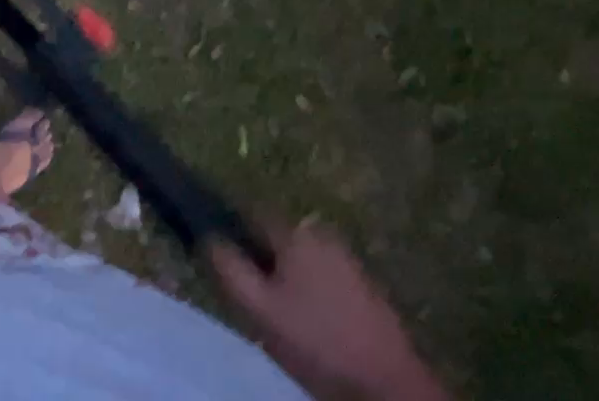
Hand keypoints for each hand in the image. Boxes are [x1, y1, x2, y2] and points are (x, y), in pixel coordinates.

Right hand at [209, 224, 449, 400]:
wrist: (389, 386)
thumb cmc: (314, 340)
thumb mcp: (256, 306)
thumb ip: (228, 266)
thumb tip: (209, 238)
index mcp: (297, 233)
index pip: (251, 213)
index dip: (232, 231)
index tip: (222, 255)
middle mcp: (325, 237)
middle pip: (277, 237)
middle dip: (260, 257)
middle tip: (250, 291)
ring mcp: (351, 262)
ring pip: (300, 259)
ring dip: (286, 276)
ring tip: (278, 310)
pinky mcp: (367, 289)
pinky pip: (323, 276)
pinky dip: (310, 290)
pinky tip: (308, 319)